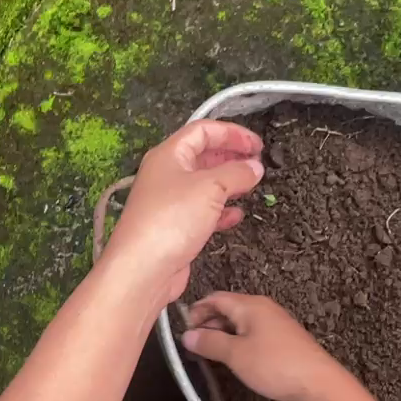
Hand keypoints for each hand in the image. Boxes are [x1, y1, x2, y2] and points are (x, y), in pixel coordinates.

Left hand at [101, 120, 263, 305]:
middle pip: (202, 156)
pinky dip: (220, 210)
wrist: (143, 269)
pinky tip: (236, 215)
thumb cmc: (172, 219)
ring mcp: (169, 202)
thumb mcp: (211, 187)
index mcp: (169, 155)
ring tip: (252, 185)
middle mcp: (166, 174)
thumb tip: (255, 167)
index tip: (257, 145)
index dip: (232, 133)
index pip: (202, 131)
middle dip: (231, 156)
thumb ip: (237, 173)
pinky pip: (202, 211)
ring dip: (228, 182)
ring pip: (203, 184)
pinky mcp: (174, 227)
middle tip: (256, 163)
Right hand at [180, 292, 359, 400]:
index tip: (183, 328)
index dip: (197, 310)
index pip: (216, 298)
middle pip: (228, 308)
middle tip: (192, 343)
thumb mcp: (235, 354)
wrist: (317, 384)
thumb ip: (210, 343)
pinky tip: (232, 358)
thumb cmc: (274, 365)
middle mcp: (263, 309)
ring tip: (208, 352)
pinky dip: (237, 342)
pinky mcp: (282, 341)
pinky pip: (252, 335)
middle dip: (208, 322)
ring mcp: (274, 325)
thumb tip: (187, 336)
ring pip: (240, 323)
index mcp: (250, 305)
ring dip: (222, 334)